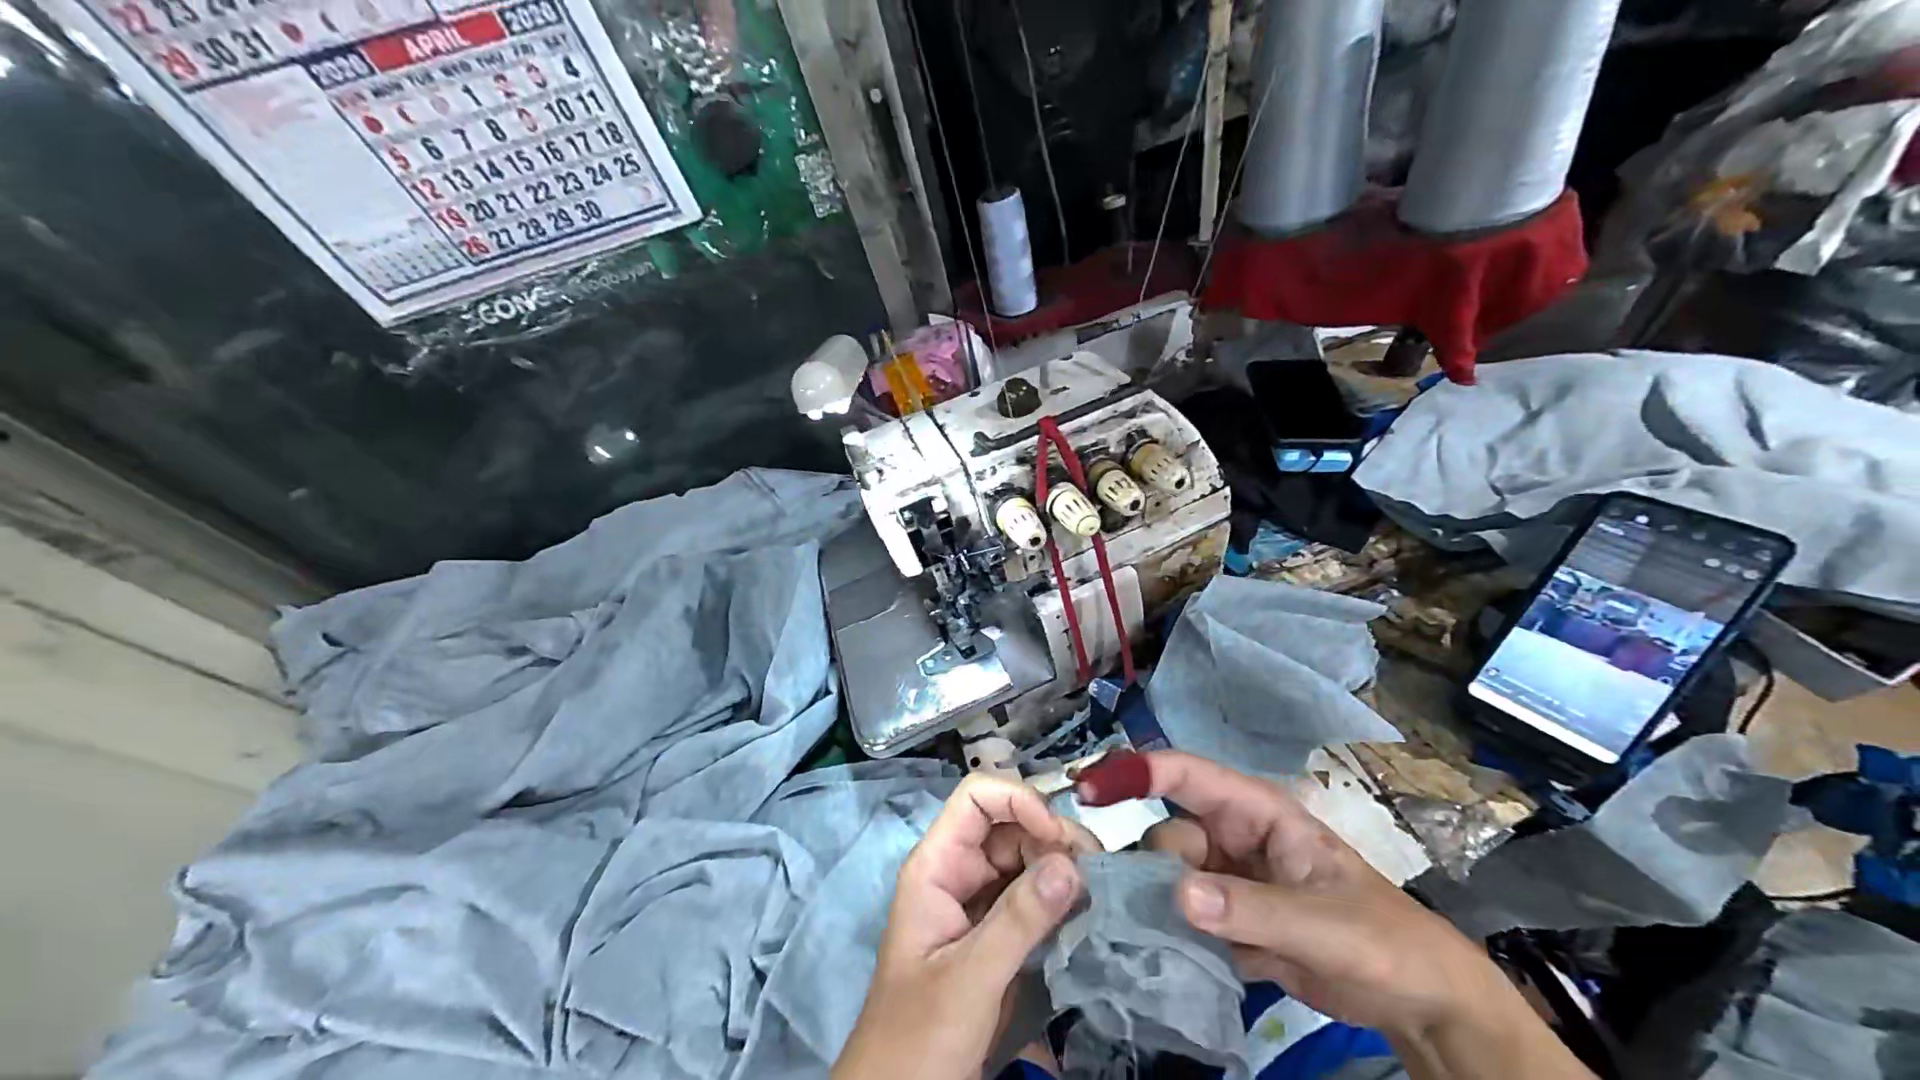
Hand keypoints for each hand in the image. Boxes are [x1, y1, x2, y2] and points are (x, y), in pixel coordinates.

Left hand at [832, 775, 1096, 1079]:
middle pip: (1010, 825)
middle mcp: (958, 871)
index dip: (1019, 801)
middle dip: (1052, 837)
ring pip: (1027, 858)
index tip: (1059, 838)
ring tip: (1097, 892)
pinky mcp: (998, 932)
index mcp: (937, 865)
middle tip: (1095, 874)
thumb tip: (1072, 864)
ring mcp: (979, 901)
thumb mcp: (969, 977)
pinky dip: (1061, 896)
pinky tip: (1086, 911)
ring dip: (1062, 866)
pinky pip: (1034, 895)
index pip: (976, 799)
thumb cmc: (919, 1035)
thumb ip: (1018, 920)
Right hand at [1075, 751, 1520, 1040]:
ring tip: (1154, 938)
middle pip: (1168, 835)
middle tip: (1152, 908)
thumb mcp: (1326, 923)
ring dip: (1156, 905)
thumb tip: (1177, 892)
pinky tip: (1166, 955)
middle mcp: (1234, 838)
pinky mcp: (1229, 920)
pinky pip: (1182, 917)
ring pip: (1169, 878)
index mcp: (1257, 813)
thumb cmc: (1385, 940)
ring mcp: (1230, 880)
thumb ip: (1253, 908)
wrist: (1421, 1001)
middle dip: (1152, 866)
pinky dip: (1169, 934)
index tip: (1086, 790)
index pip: (1186, 775)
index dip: (1134, 772)